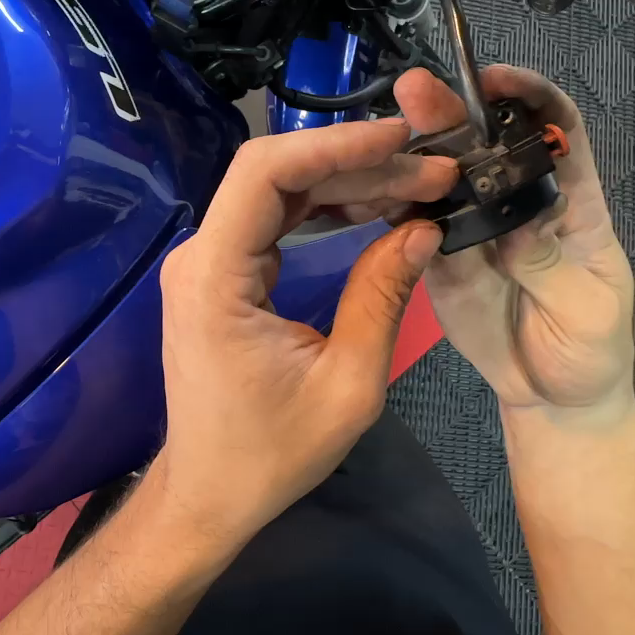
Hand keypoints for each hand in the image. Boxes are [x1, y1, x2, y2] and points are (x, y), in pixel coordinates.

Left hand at [152, 119, 457, 543]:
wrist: (210, 493)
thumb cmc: (271, 454)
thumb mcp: (348, 385)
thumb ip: (382, 298)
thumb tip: (423, 229)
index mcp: (216, 277)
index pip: (265, 174)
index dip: (333, 145)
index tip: (398, 140)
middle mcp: (202, 255)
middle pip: (277, 175)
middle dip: (358, 164)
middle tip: (432, 168)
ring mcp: (209, 261)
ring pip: (280, 192)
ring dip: (349, 183)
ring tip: (418, 183)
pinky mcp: (224, 273)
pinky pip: (277, 220)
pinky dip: (328, 209)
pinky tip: (377, 206)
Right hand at [393, 66, 634, 424]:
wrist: (552, 399)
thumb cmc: (591, 348)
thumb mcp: (589, 309)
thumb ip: (552, 267)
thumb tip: (515, 228)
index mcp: (571, 201)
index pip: (558, 130)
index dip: (532, 96)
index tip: (495, 80)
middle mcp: (518, 202)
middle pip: (489, 143)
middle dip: (456, 111)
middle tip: (417, 91)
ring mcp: (476, 229)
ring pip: (445, 177)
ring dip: (418, 150)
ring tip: (385, 131)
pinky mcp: (442, 258)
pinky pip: (417, 226)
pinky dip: (396, 203)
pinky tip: (373, 185)